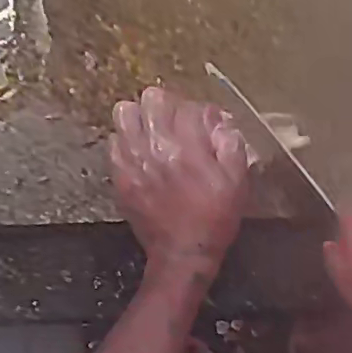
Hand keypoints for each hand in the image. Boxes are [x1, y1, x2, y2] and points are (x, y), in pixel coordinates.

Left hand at [110, 87, 247, 274]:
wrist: (182, 254)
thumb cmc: (215, 219)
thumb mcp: (237, 183)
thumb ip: (231, 146)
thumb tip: (220, 124)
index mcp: (187, 145)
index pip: (188, 106)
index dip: (202, 114)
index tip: (208, 128)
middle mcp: (155, 145)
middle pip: (152, 98)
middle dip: (168, 108)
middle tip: (178, 127)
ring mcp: (133, 160)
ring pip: (125, 113)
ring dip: (141, 119)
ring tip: (153, 135)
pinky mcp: (120, 176)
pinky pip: (114, 143)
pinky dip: (126, 143)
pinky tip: (141, 156)